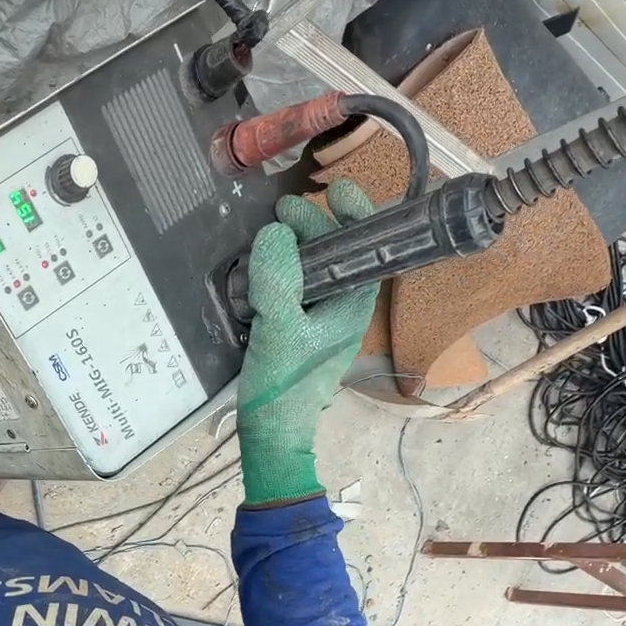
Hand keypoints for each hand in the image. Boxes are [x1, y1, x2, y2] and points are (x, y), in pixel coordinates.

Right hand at [236, 179, 380, 506]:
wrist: (270, 434)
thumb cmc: (284, 387)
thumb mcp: (279, 330)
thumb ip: (278, 280)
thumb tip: (274, 234)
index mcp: (352, 306)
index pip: (368, 248)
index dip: (356, 214)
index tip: (334, 191)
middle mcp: (340, 309)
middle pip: (337, 254)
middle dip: (314, 227)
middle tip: (282, 211)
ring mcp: (316, 322)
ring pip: (313, 271)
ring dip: (293, 248)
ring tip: (268, 235)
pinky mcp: (294, 333)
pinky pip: (292, 291)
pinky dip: (278, 273)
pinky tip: (257, 271)